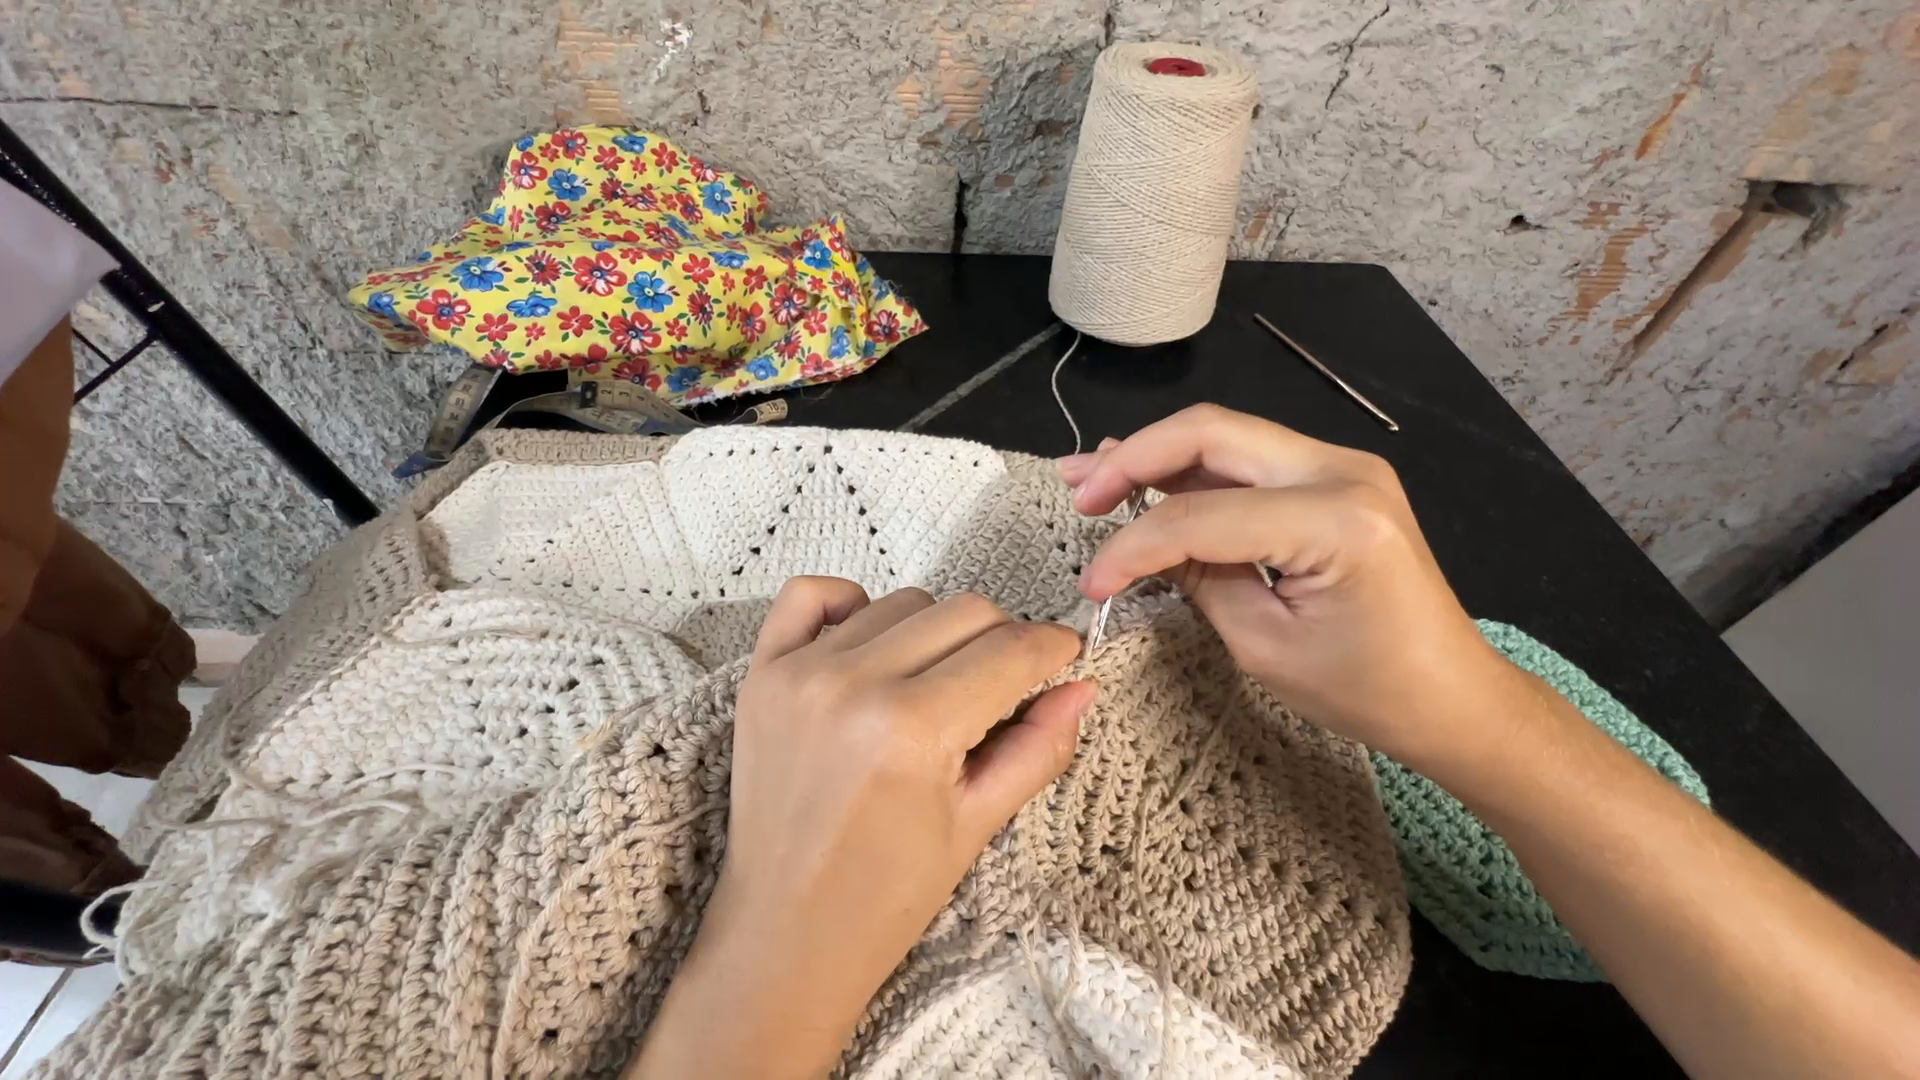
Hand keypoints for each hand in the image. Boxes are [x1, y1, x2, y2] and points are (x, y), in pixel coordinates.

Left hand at [628, 578, 1092, 1079]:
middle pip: (965, 610)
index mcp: (914, 729)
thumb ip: (1040, 746)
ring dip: (936, 632)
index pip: (1011, 650)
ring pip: (904, 601)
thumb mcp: (979, 824)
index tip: (1066, 654)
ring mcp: (801, 672)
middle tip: (1004, 683)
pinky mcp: (763, 671)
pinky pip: (812, 593)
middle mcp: (854, 684)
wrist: (786, 934)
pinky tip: (872, 647)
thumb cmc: (887, 895)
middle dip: (1003, 640)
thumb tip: (1082, 686)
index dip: (1054, 647)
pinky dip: (851, 605)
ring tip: (933, 686)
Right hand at [1060, 404, 1515, 768]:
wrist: (1453, 694)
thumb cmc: (1366, 690)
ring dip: (1153, 454)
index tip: (1092, 582)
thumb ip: (1195, 580)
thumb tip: (1132, 550)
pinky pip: (1245, 459)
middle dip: (1132, 459)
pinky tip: (1143, 477)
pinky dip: (1189, 469)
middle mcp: (1341, 470)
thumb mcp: (1263, 645)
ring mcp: (1339, 465)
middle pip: (1210, 433)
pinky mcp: (1331, 476)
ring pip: (1222, 435)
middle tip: (1078, 491)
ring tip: (1090, 475)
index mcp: (1336, 522)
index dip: (1132, 545)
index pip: (1200, 516)